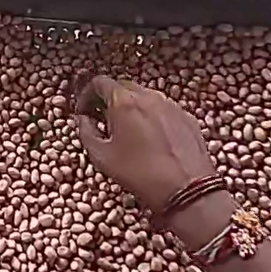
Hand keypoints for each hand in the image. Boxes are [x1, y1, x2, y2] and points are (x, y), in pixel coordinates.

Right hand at [73, 76, 218, 212]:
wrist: (187, 189)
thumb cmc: (140, 173)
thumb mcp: (101, 156)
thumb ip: (86, 132)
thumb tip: (83, 120)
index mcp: (124, 102)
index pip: (100, 82)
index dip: (87, 95)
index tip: (85, 111)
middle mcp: (149, 97)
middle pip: (122, 86)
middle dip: (109, 100)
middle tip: (102, 120)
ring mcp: (171, 106)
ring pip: (144, 97)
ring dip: (131, 107)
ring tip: (127, 131)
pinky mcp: (187, 118)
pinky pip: (162, 109)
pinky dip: (151, 117)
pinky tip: (150, 138)